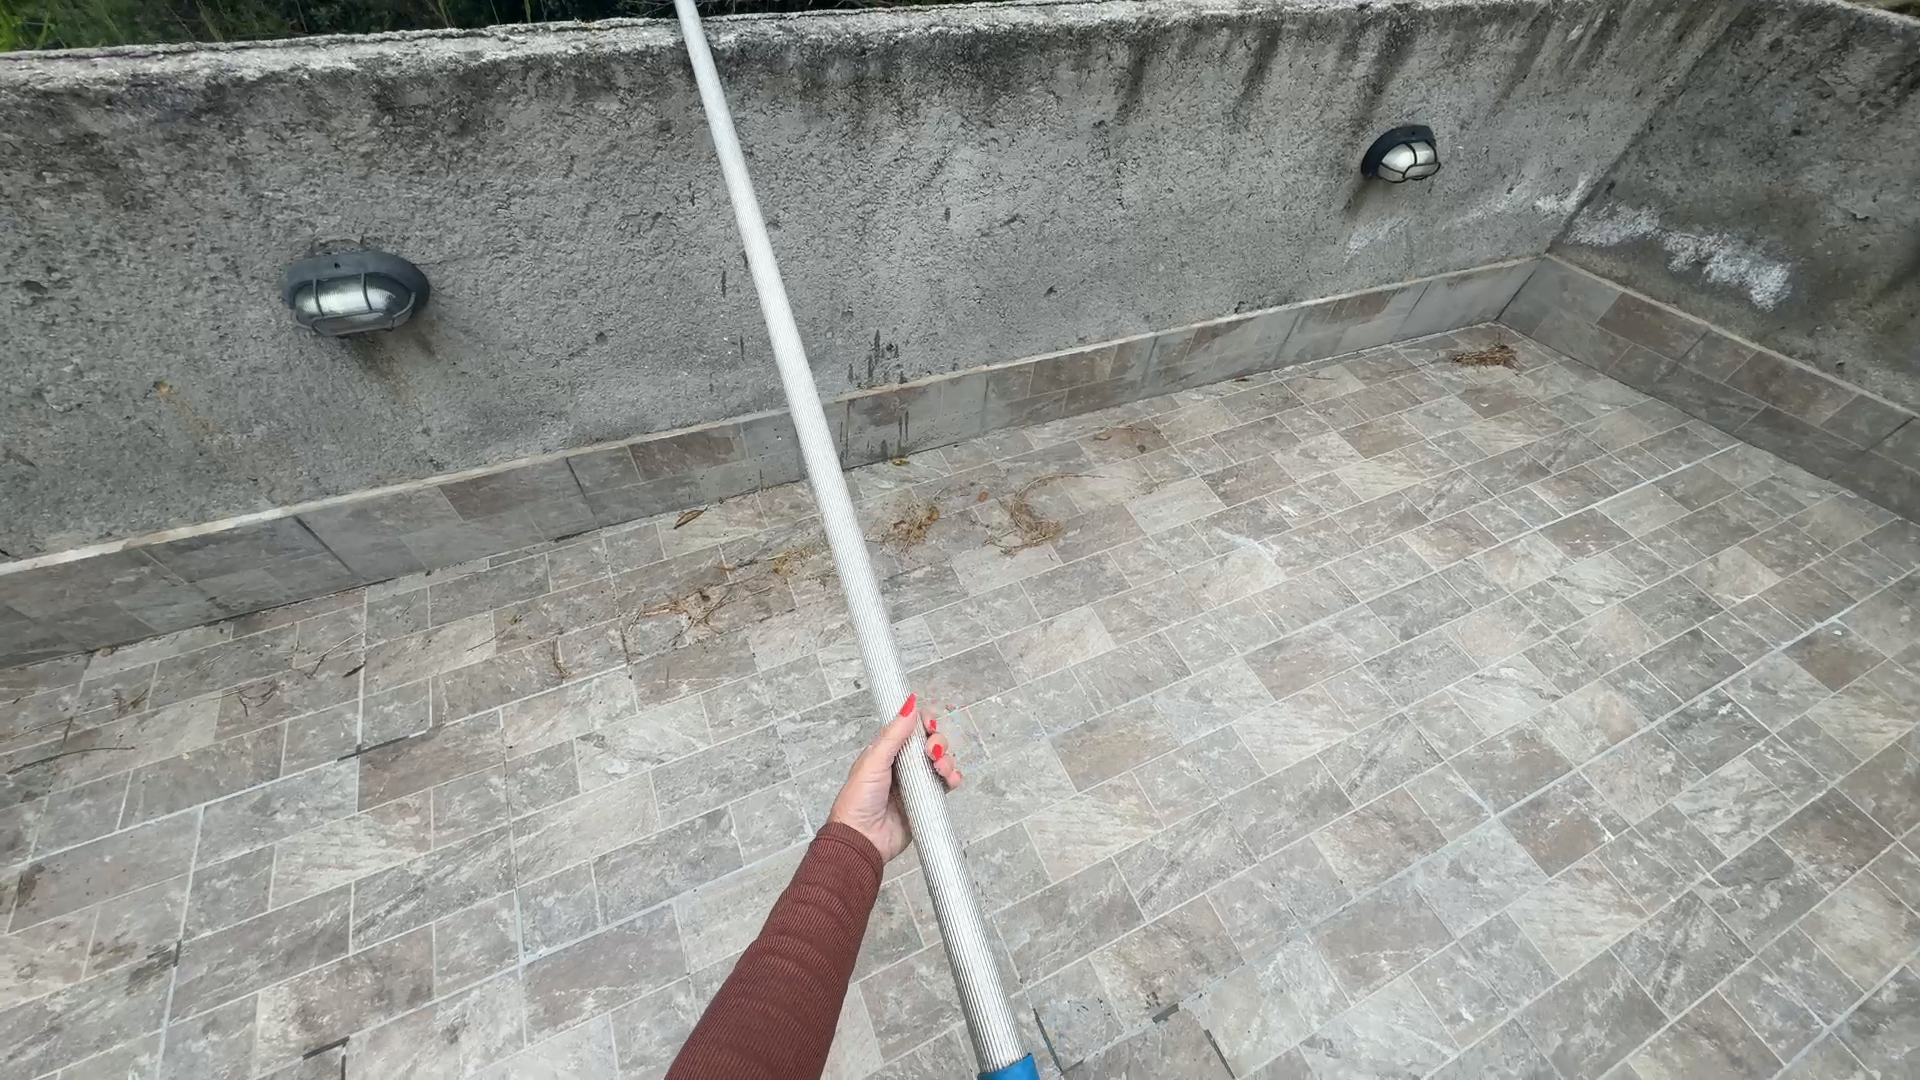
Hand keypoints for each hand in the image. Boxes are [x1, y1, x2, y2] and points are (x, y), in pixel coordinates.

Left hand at [827, 695, 960, 861]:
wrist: (862, 840)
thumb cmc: (858, 800)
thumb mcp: (874, 761)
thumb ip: (894, 734)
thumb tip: (910, 704)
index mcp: (887, 750)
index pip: (911, 727)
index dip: (923, 722)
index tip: (929, 724)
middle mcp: (903, 764)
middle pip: (930, 742)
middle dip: (937, 742)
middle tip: (931, 752)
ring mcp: (916, 782)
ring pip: (940, 761)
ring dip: (946, 759)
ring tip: (940, 768)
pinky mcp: (926, 800)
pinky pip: (945, 784)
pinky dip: (953, 779)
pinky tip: (952, 779)